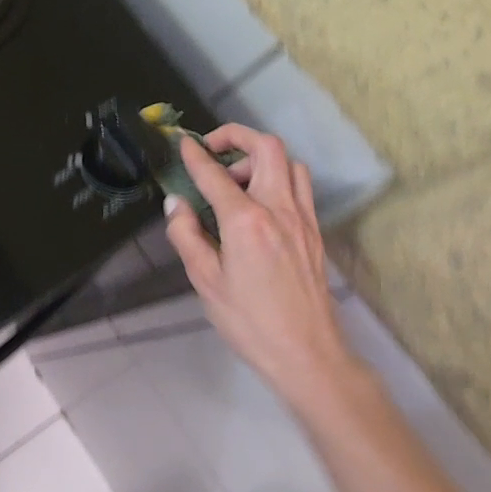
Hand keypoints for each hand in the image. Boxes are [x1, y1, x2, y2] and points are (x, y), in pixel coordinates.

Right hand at [165, 124, 362, 411]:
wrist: (308, 354)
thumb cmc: (249, 321)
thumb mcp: (205, 281)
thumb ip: (186, 235)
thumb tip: (176, 203)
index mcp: (246, 222)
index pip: (215, 174)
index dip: (194, 155)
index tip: (181, 142)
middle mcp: (279, 209)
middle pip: (266, 147)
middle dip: (236, 137)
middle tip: (211, 151)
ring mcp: (303, 218)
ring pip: (289, 162)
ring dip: (259, 158)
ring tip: (234, 180)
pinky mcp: (315, 231)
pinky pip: (299, 186)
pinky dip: (277, 177)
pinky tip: (257, 202)